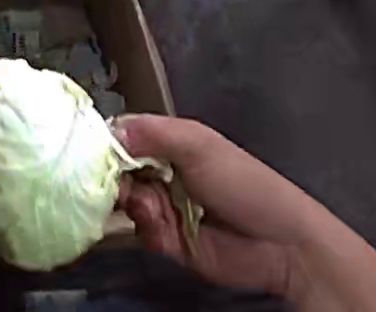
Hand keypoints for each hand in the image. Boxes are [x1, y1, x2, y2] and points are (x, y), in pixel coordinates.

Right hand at [115, 116, 375, 311]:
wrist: (283, 244)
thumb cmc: (242, 180)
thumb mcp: (196, 143)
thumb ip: (151, 132)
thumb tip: (108, 131)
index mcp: (161, 141)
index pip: (119, 136)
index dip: (104, 143)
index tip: (93, 152)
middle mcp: (156, 170)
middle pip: (115, 170)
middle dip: (115, 178)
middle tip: (124, 186)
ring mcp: (161, 205)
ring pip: (125, 202)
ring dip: (134, 204)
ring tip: (153, 208)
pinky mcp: (167, 240)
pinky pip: (141, 232)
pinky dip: (147, 230)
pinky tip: (161, 227)